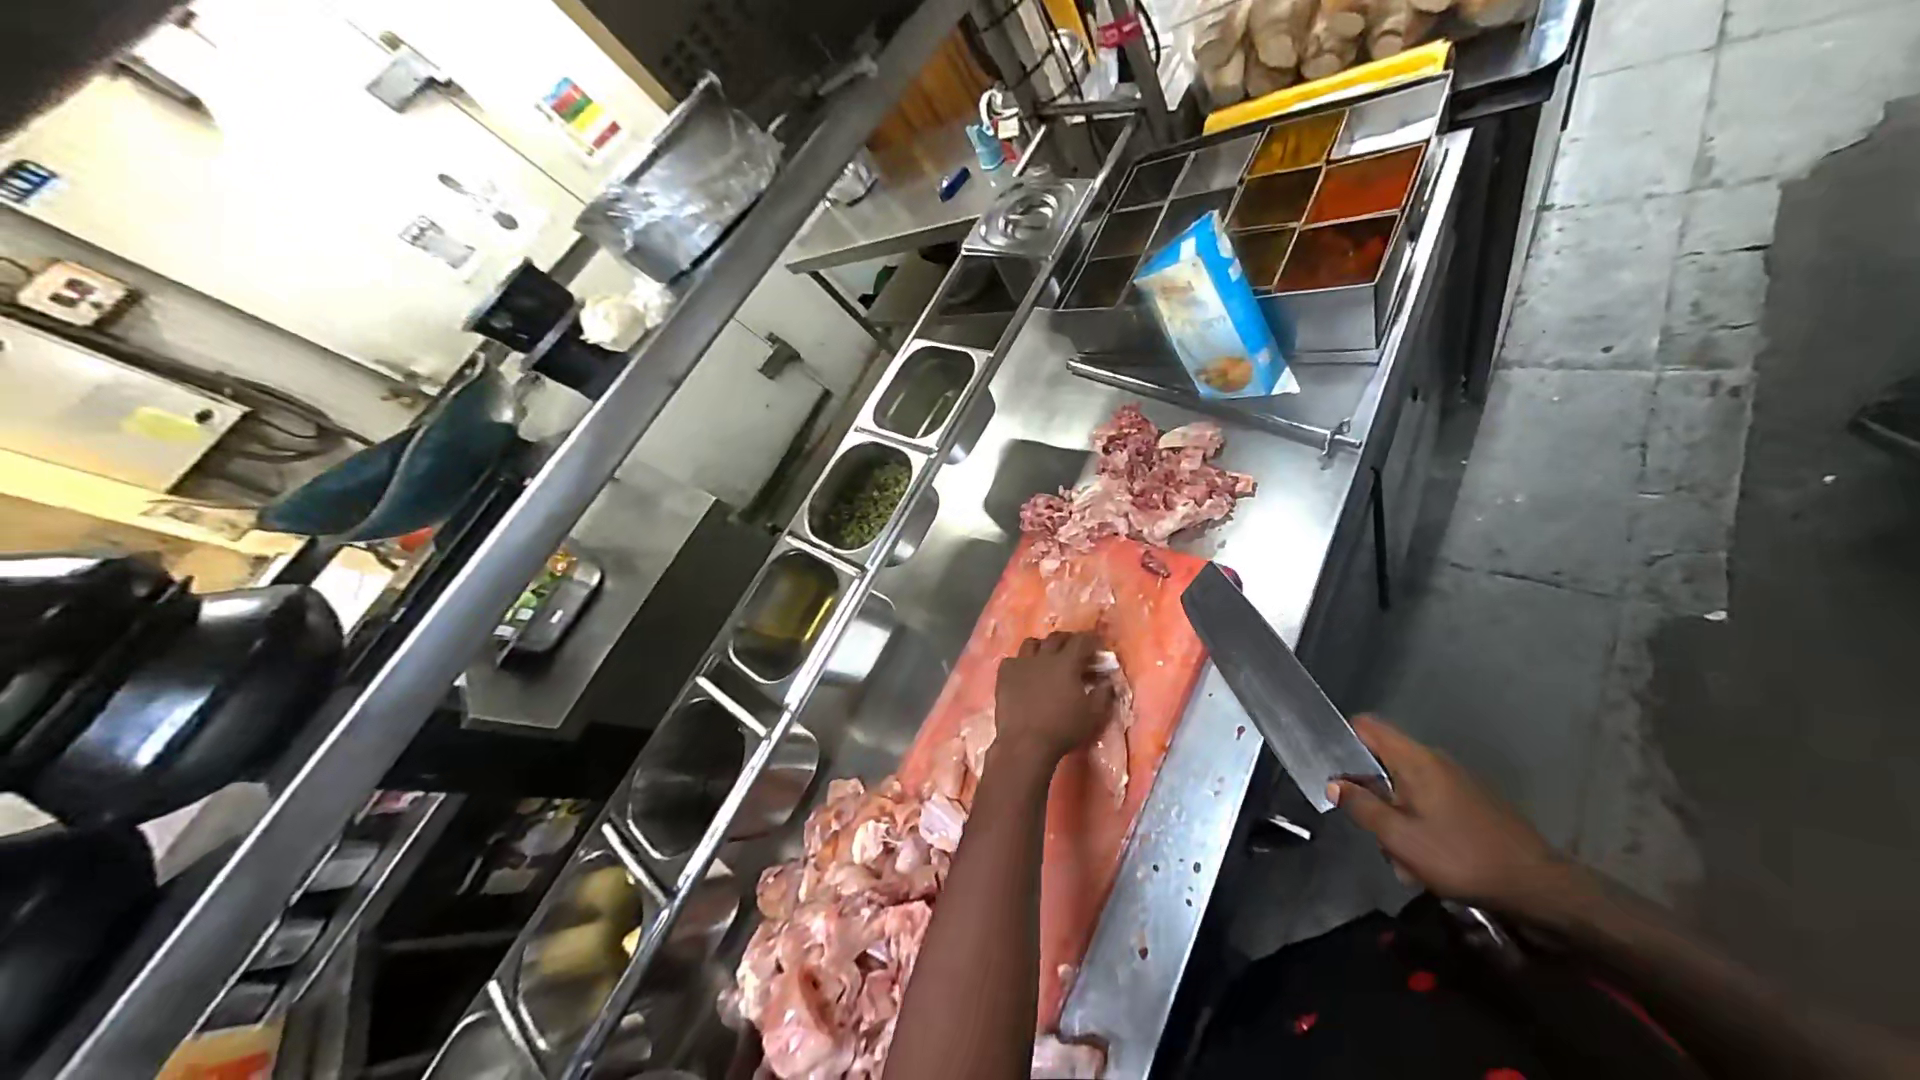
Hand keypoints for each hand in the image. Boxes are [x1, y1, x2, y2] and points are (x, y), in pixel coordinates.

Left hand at [992, 632, 1113, 763]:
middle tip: (1075, 650)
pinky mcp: (1004, 675)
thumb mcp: (1093, 715)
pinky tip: (1025, 673)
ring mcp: (1021, 664)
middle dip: (1068, 640)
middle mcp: (1043, 657)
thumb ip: (1104, 695)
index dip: (1091, 640)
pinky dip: (1021, 662)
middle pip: (1056, 638)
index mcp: (1067, 663)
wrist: (1025, 742)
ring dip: (1043, 646)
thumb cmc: (1063, 729)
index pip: (1082, 640)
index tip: (1098, 645)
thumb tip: (1107, 682)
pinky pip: (1013, 659)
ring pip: (1031, 643)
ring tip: (1047, 657)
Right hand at [1331, 715, 1571, 913]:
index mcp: (1415, 759)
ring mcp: (1455, 781)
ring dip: (1394, 817)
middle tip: (1371, 830)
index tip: (1329, 766)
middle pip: (1382, 761)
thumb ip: (1361, 806)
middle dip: (1369, 794)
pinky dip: (1417, 824)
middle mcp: (1434, 761)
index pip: (1366, 725)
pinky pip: (1427, 802)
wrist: (1540, 887)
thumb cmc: (1461, 857)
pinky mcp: (1470, 802)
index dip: (1341, 738)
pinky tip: (1426, 859)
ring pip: (1404, 788)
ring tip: (1403, 858)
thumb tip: (1334, 784)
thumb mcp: (1399, 837)